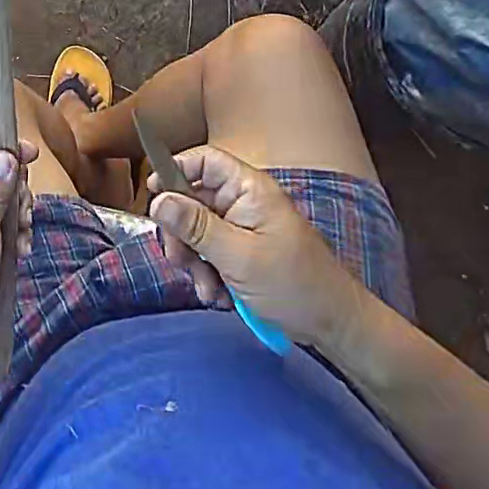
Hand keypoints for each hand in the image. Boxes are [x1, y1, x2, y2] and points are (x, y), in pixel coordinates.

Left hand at [0, 138, 36, 340]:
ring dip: (20, 216)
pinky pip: (9, 221)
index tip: (32, 155)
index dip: (6, 150)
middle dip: (17, 192)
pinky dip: (19, 232)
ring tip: (19, 239)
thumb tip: (6, 154)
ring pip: (8, 197)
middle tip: (20, 216)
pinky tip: (19, 250)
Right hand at [148, 146, 378, 358]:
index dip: (176, 169)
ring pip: (197, 230)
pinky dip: (208, 273)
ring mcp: (243, 227)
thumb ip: (195, 226)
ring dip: (194, 260)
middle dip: (182, 232)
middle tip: (179, 261)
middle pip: (193, 199)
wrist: (335, 327)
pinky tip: (218, 295)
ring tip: (207, 288)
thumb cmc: (293, 286)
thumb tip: (157, 200)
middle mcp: (244, 201)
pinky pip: (210, 252)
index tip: (153, 192)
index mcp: (248, 189)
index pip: (204, 160)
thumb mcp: (237, 256)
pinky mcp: (243, 251)